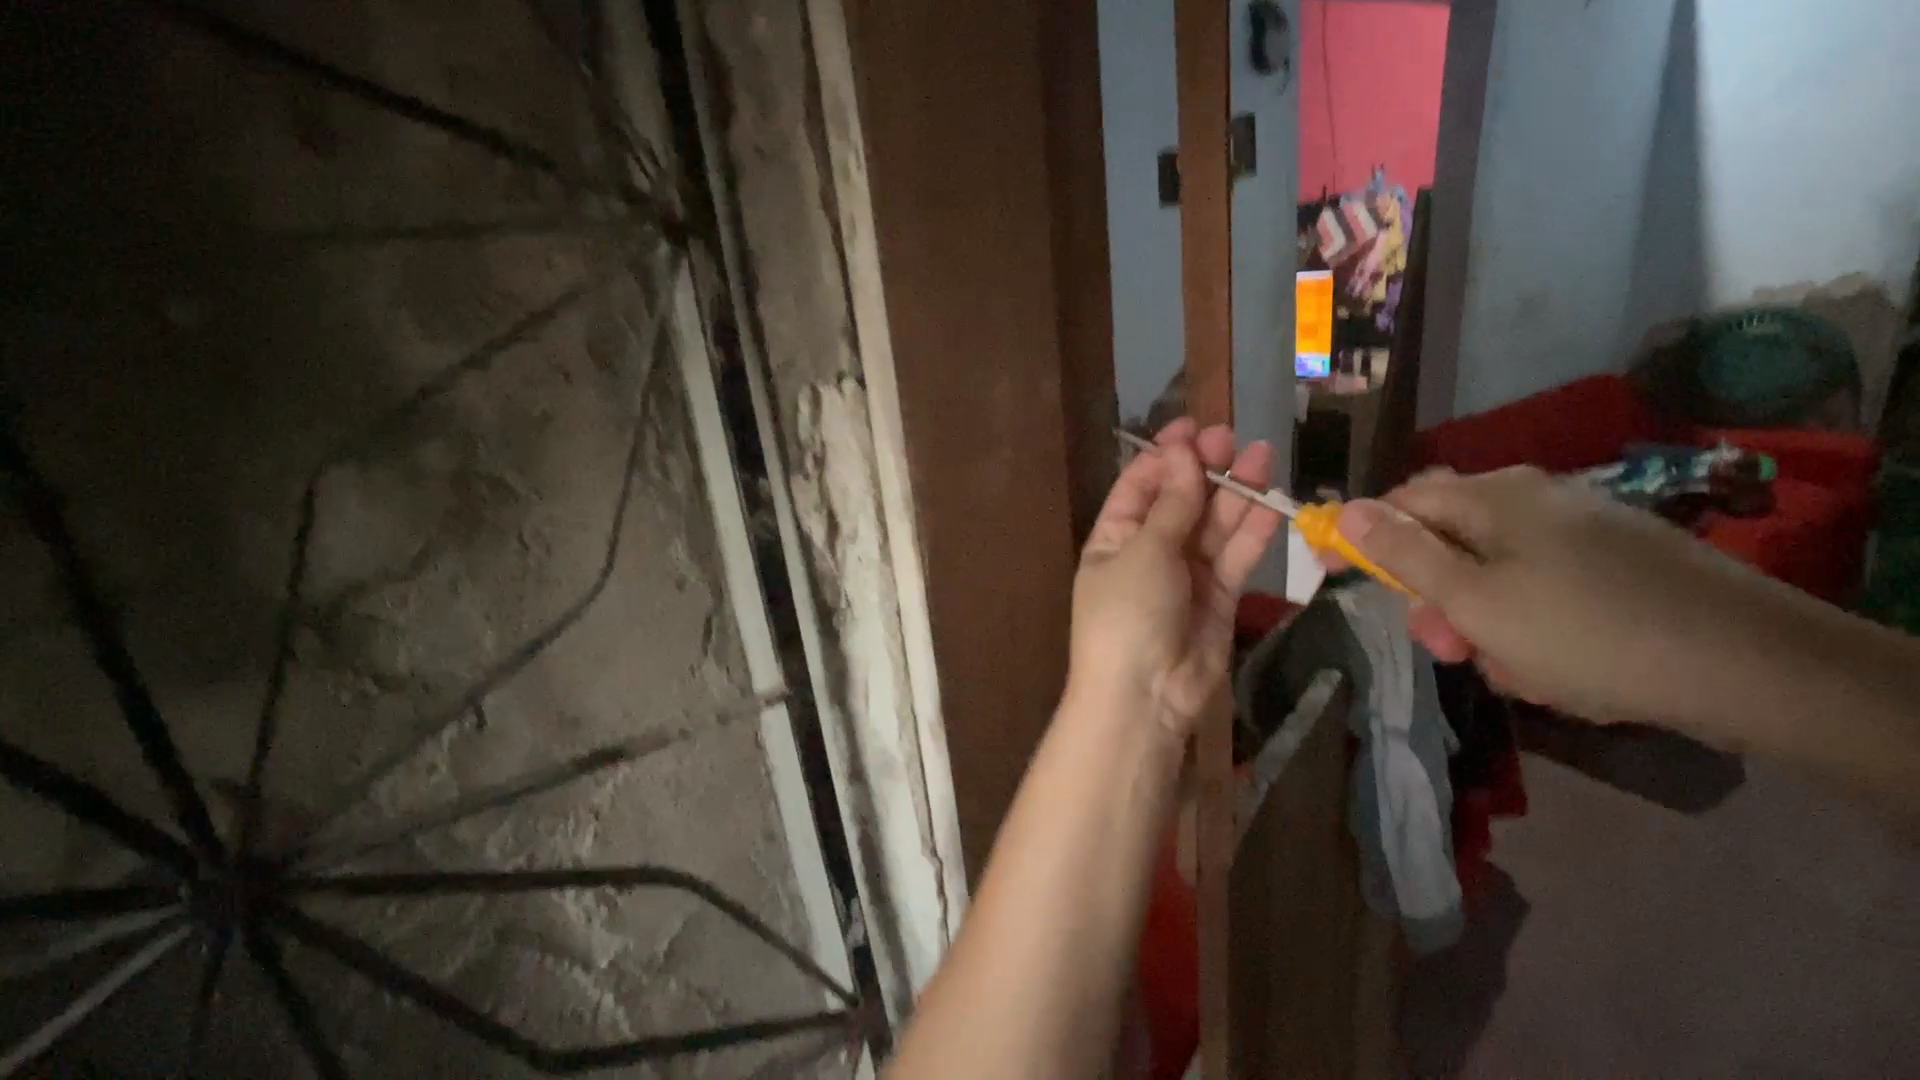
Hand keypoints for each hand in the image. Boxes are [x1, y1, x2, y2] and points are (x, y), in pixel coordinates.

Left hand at [1069, 420, 1284, 739]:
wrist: (1145, 695)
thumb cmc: (1127, 615)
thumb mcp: (1143, 552)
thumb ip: (1172, 506)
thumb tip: (1182, 454)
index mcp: (1114, 538)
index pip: (1139, 487)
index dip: (1165, 457)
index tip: (1192, 427)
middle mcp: (1149, 552)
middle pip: (1181, 501)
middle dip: (1204, 470)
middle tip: (1231, 439)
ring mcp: (1186, 575)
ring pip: (1214, 525)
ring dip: (1235, 493)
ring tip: (1260, 455)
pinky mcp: (1219, 597)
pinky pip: (1236, 556)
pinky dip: (1253, 531)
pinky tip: (1271, 501)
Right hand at [1330, 466, 1796, 729]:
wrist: (1749, 663)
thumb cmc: (1582, 630)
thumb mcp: (1473, 602)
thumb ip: (1403, 556)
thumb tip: (1346, 509)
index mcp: (1492, 497)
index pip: (1399, 502)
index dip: (1360, 535)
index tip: (1332, 573)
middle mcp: (1534, 497)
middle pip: (1450, 539)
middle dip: (1437, 597)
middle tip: (1447, 648)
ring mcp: (1584, 527)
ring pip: (1499, 573)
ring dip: (1489, 623)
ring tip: (1518, 673)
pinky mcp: (1623, 561)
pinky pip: (1548, 588)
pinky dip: (1536, 626)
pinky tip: (1562, 668)